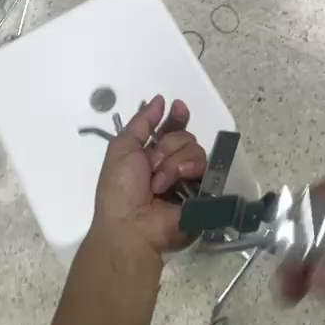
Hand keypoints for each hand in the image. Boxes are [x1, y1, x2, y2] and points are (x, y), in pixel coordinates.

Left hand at [89, 95, 208, 257]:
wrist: (130, 225)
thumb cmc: (120, 188)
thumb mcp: (122, 148)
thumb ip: (142, 122)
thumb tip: (160, 99)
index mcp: (151, 153)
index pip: (172, 128)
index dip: (177, 116)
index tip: (178, 108)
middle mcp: (172, 163)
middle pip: (185, 135)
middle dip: (168, 145)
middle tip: (152, 163)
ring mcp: (188, 178)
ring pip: (195, 149)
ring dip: (174, 162)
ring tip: (159, 182)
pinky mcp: (202, 192)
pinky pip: (205, 168)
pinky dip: (186, 171)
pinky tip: (173, 185)